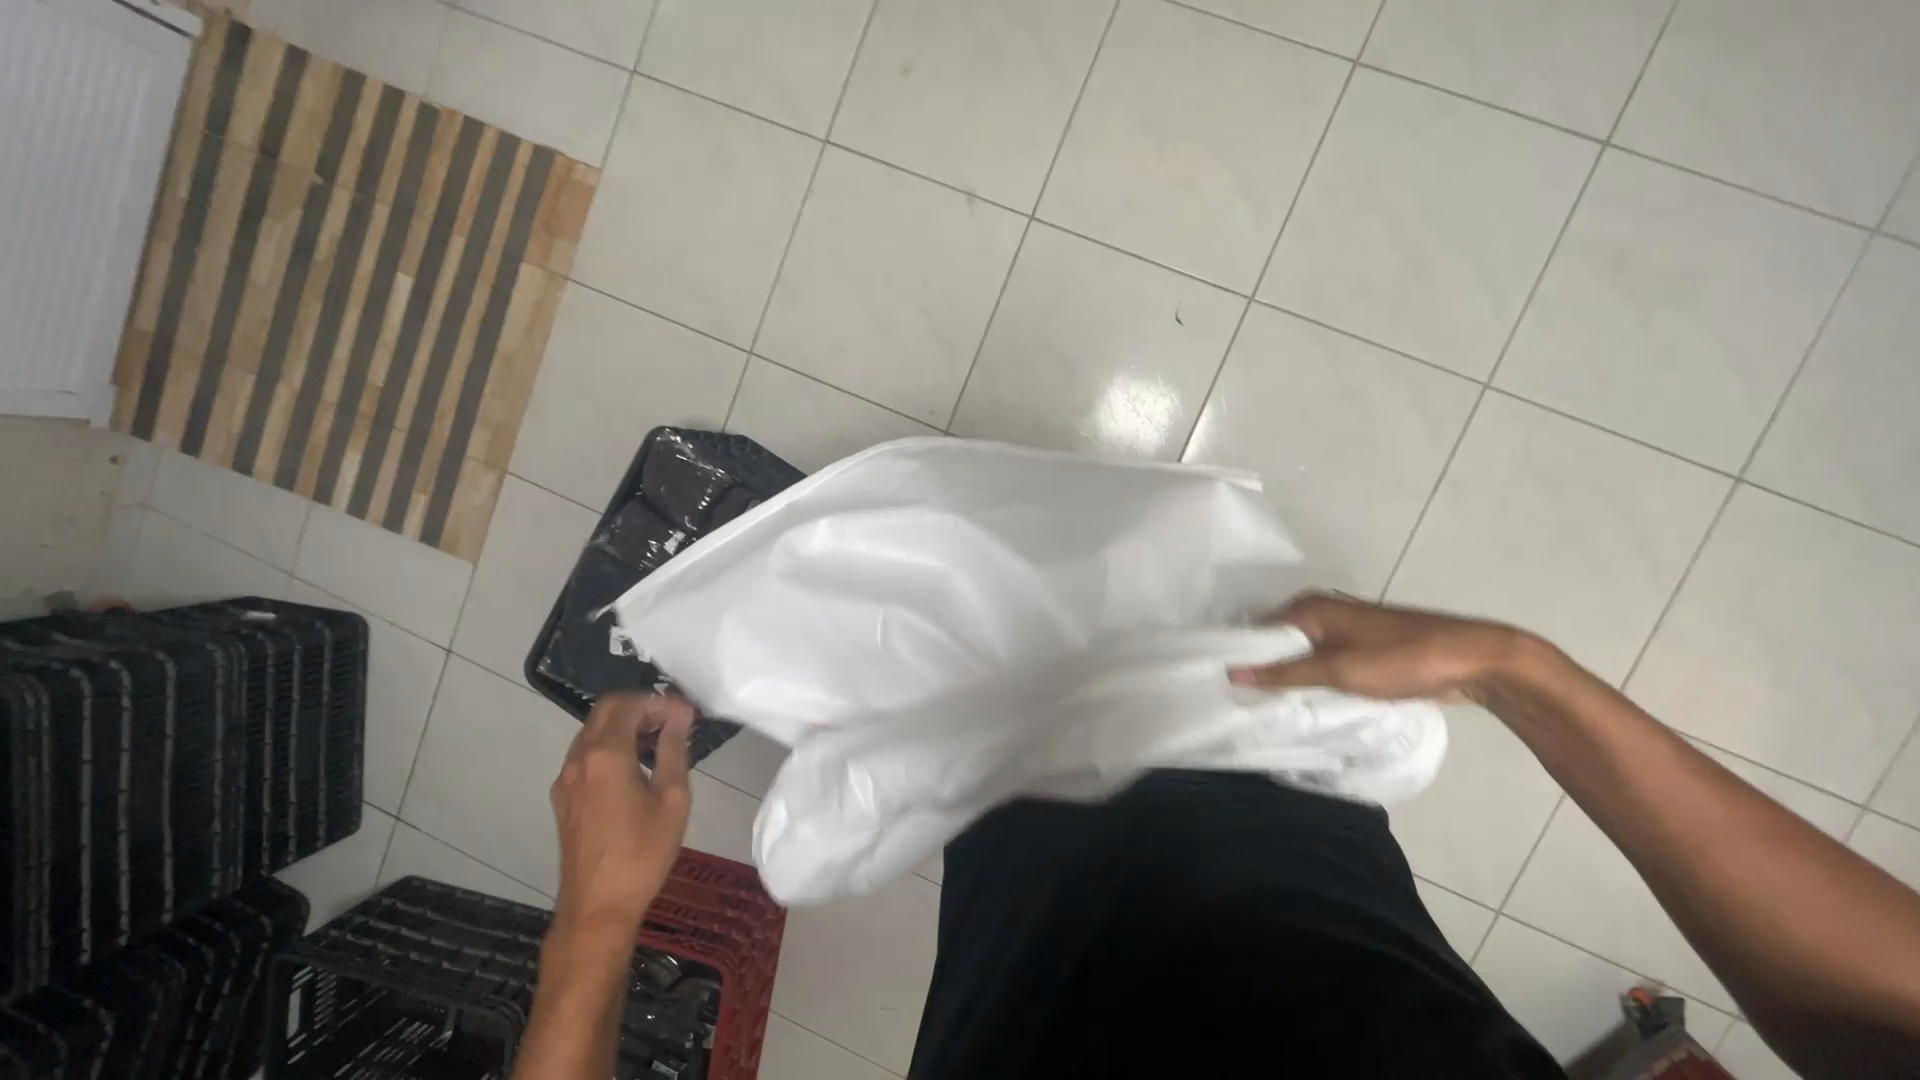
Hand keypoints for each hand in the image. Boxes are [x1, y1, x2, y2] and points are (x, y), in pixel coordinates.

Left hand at [549, 694, 693, 934]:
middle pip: (606, 711)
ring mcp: (565, 779)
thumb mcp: (672, 799)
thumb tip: (679, 717)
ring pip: (593, 731)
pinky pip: (586, 755)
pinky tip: (636, 767)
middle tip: (674, 721)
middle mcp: (578, 759)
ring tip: (659, 742)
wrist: (597, 907)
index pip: (629, 705)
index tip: (687, 715)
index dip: (660, 702)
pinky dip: (611, 746)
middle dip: (641, 708)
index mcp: (606, 755)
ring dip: (625, 726)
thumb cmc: (642, 853)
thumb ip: (674, 750)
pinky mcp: (563, 798)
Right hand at [1228, 592, 1536, 703]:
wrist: (1473, 661)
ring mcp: (1346, 629)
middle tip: (1245, 705)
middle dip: (1267, 671)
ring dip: (1294, 678)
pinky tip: (1310, 703)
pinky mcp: (1364, 648)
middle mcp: (1323, 611)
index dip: (1242, 658)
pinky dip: (1317, 680)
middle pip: (1280, 643)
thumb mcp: (1337, 671)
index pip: (1258, 631)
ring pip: (1304, 656)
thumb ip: (1284, 673)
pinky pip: (1326, 663)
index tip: (1226, 688)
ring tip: (1272, 708)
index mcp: (1310, 608)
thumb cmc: (1400, 660)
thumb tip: (1232, 673)